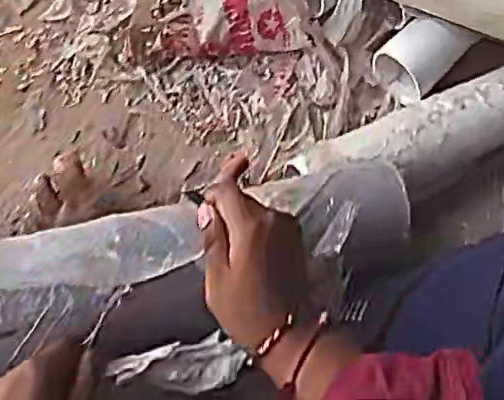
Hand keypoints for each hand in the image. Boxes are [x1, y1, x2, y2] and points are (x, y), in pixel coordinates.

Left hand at [0, 339, 92, 399]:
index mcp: (37, 368)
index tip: (86, 377)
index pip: (68, 344)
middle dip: (53, 382)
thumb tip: (89, 361)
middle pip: (42, 365)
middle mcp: (9, 373)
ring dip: (30, 397)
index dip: (80, 359)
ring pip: (18, 385)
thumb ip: (83, 385)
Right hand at [198, 152, 312, 350]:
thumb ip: (212, 238)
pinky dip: (259, 228)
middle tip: (216, 234)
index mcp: (249, 226)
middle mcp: (271, 217)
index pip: (230, 188)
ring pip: (256, 210)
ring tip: (236, 254)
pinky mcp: (296, 234)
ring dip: (244, 220)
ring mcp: (287, 224)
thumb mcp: (217, 280)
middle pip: (243, 199)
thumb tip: (207, 209)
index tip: (222, 171)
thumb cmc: (246, 311)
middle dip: (227, 208)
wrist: (289, 333)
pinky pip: (270, 221)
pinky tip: (253, 254)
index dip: (221, 177)